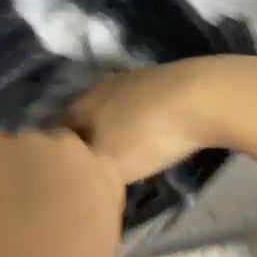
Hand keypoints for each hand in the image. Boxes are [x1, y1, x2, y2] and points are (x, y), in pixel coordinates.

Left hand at [0, 102, 130, 256]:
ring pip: (10, 143)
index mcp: (104, 174)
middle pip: (51, 148)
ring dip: (1, 162)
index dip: (72, 186)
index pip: (89, 166)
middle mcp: (68, 148)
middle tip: (24, 204)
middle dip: (38, 171)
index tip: (61, 210)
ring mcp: (26, 143)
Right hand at [64, 56, 256, 181]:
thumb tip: (69, 176)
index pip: (52, 131)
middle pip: (80, 118)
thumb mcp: (107, 165)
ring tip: (118, 155)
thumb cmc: (147, 135)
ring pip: (108, 111)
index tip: (60, 175)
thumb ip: (83, 172)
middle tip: (89, 168)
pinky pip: (135, 107)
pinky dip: (134, 122)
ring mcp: (129, 80)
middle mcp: (96, 89)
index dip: (53, 153)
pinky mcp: (159, 80)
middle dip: (81, 141)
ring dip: (108, 130)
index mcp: (77, 107)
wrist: (204, 96)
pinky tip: (145, 136)